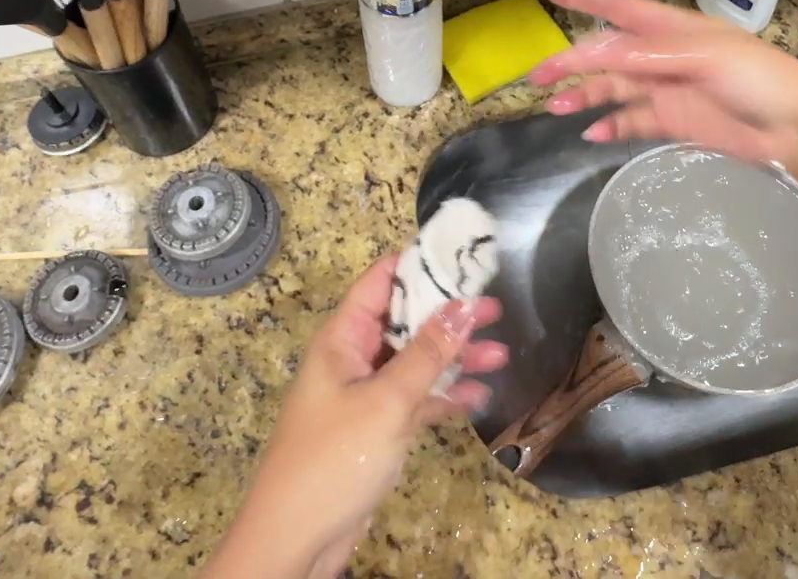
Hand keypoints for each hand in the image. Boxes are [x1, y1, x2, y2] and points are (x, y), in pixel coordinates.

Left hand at [202, 257, 506, 578]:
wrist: (297, 539)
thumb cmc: (334, 457)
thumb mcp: (387, 401)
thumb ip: (428, 353)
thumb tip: (463, 304)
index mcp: (343, 337)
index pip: (381, 281)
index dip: (419, 264)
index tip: (462, 257)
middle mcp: (354, 357)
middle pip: (405, 321)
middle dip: (448, 314)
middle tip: (495, 307)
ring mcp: (366, 393)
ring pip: (416, 361)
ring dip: (455, 357)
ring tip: (501, 352)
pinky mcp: (378, 427)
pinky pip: (417, 399)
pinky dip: (445, 396)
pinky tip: (480, 396)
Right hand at [530, 0, 797, 174]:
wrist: (797, 128)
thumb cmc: (758, 77)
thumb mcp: (704, 56)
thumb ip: (649, 54)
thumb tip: (596, 51)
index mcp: (672, 30)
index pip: (621, 10)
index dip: (588, 0)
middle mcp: (662, 56)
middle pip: (607, 55)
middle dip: (571, 61)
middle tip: (538, 74)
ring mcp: (665, 90)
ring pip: (613, 89)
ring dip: (584, 95)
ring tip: (557, 106)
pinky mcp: (672, 120)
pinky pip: (631, 120)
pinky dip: (611, 125)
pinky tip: (593, 132)